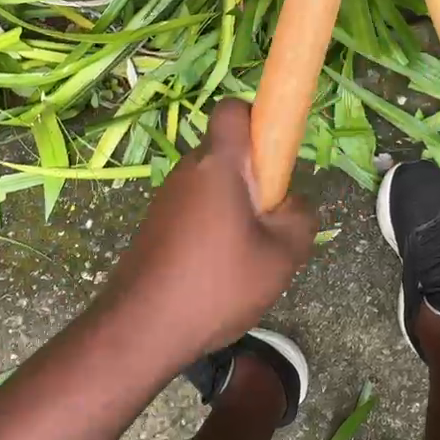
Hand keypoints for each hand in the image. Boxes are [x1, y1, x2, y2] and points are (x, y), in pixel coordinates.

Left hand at [97, 99, 318, 361]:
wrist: (139, 330)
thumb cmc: (215, 285)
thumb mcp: (281, 257)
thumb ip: (300, 219)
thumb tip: (292, 205)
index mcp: (218, 164)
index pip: (234, 109)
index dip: (259, 119)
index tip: (276, 160)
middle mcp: (188, 170)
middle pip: (229, 154)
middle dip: (255, 181)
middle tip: (269, 225)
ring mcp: (167, 198)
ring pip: (214, 186)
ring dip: (235, 211)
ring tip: (246, 259)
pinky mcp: (156, 225)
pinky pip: (196, 210)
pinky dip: (213, 230)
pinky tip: (219, 274)